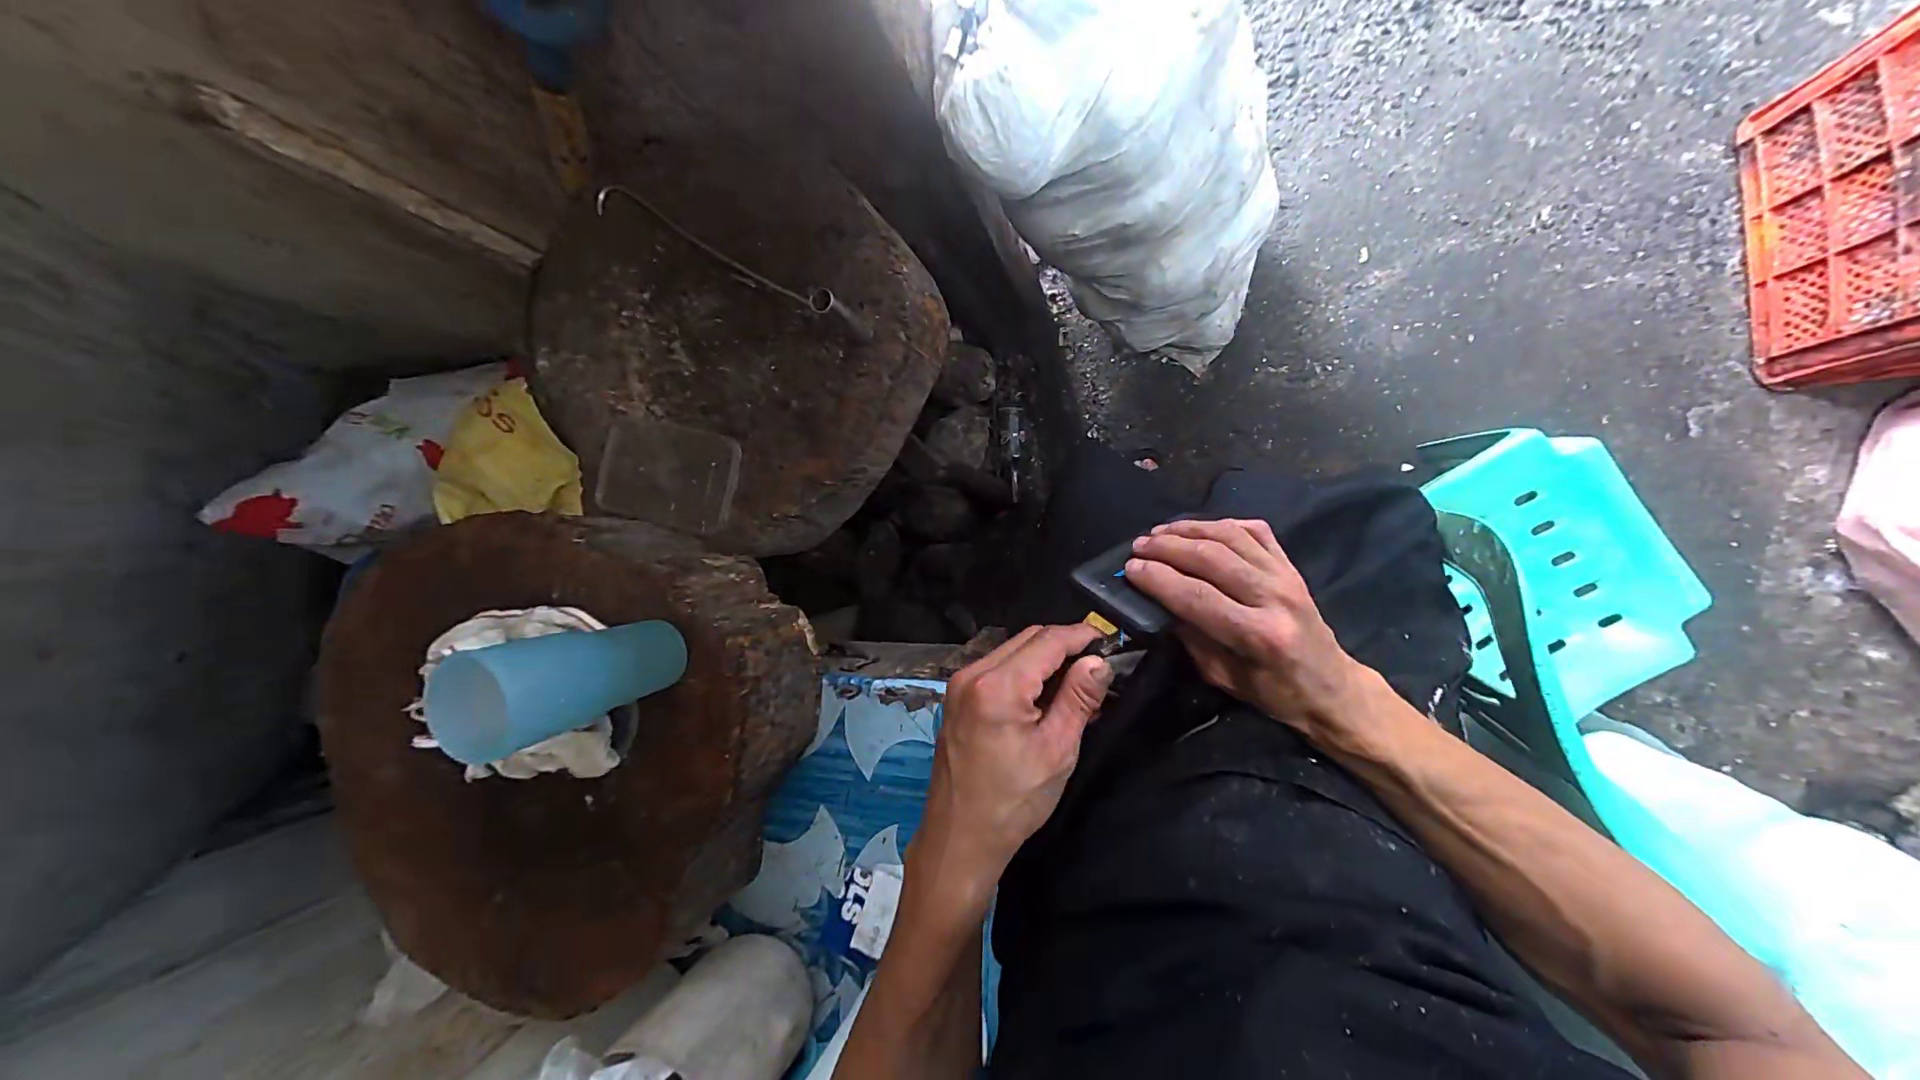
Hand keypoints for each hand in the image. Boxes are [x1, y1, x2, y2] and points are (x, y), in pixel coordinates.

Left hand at [915, 624, 1114, 889]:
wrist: (961, 837)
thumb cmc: (1012, 801)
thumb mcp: (1057, 750)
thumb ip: (1078, 698)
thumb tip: (1099, 661)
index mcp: (997, 686)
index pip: (1047, 640)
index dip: (1081, 635)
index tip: (1109, 640)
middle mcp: (972, 674)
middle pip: (1027, 638)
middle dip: (1064, 645)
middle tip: (1097, 668)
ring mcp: (959, 685)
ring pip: (1012, 650)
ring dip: (1044, 659)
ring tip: (1076, 685)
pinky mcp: (957, 698)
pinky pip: (997, 668)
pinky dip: (1024, 673)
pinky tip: (1046, 696)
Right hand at [1124, 518, 1376, 741]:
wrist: (1329, 685)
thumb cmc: (1272, 690)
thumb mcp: (1222, 675)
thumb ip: (1190, 636)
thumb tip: (1157, 602)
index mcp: (1257, 634)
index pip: (1196, 596)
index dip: (1158, 578)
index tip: (1130, 568)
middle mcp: (1274, 597)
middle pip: (1211, 558)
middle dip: (1167, 548)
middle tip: (1138, 546)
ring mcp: (1286, 576)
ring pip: (1230, 537)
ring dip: (1189, 529)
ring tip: (1159, 532)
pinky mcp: (1290, 565)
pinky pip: (1254, 531)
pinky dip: (1222, 524)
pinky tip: (1198, 528)